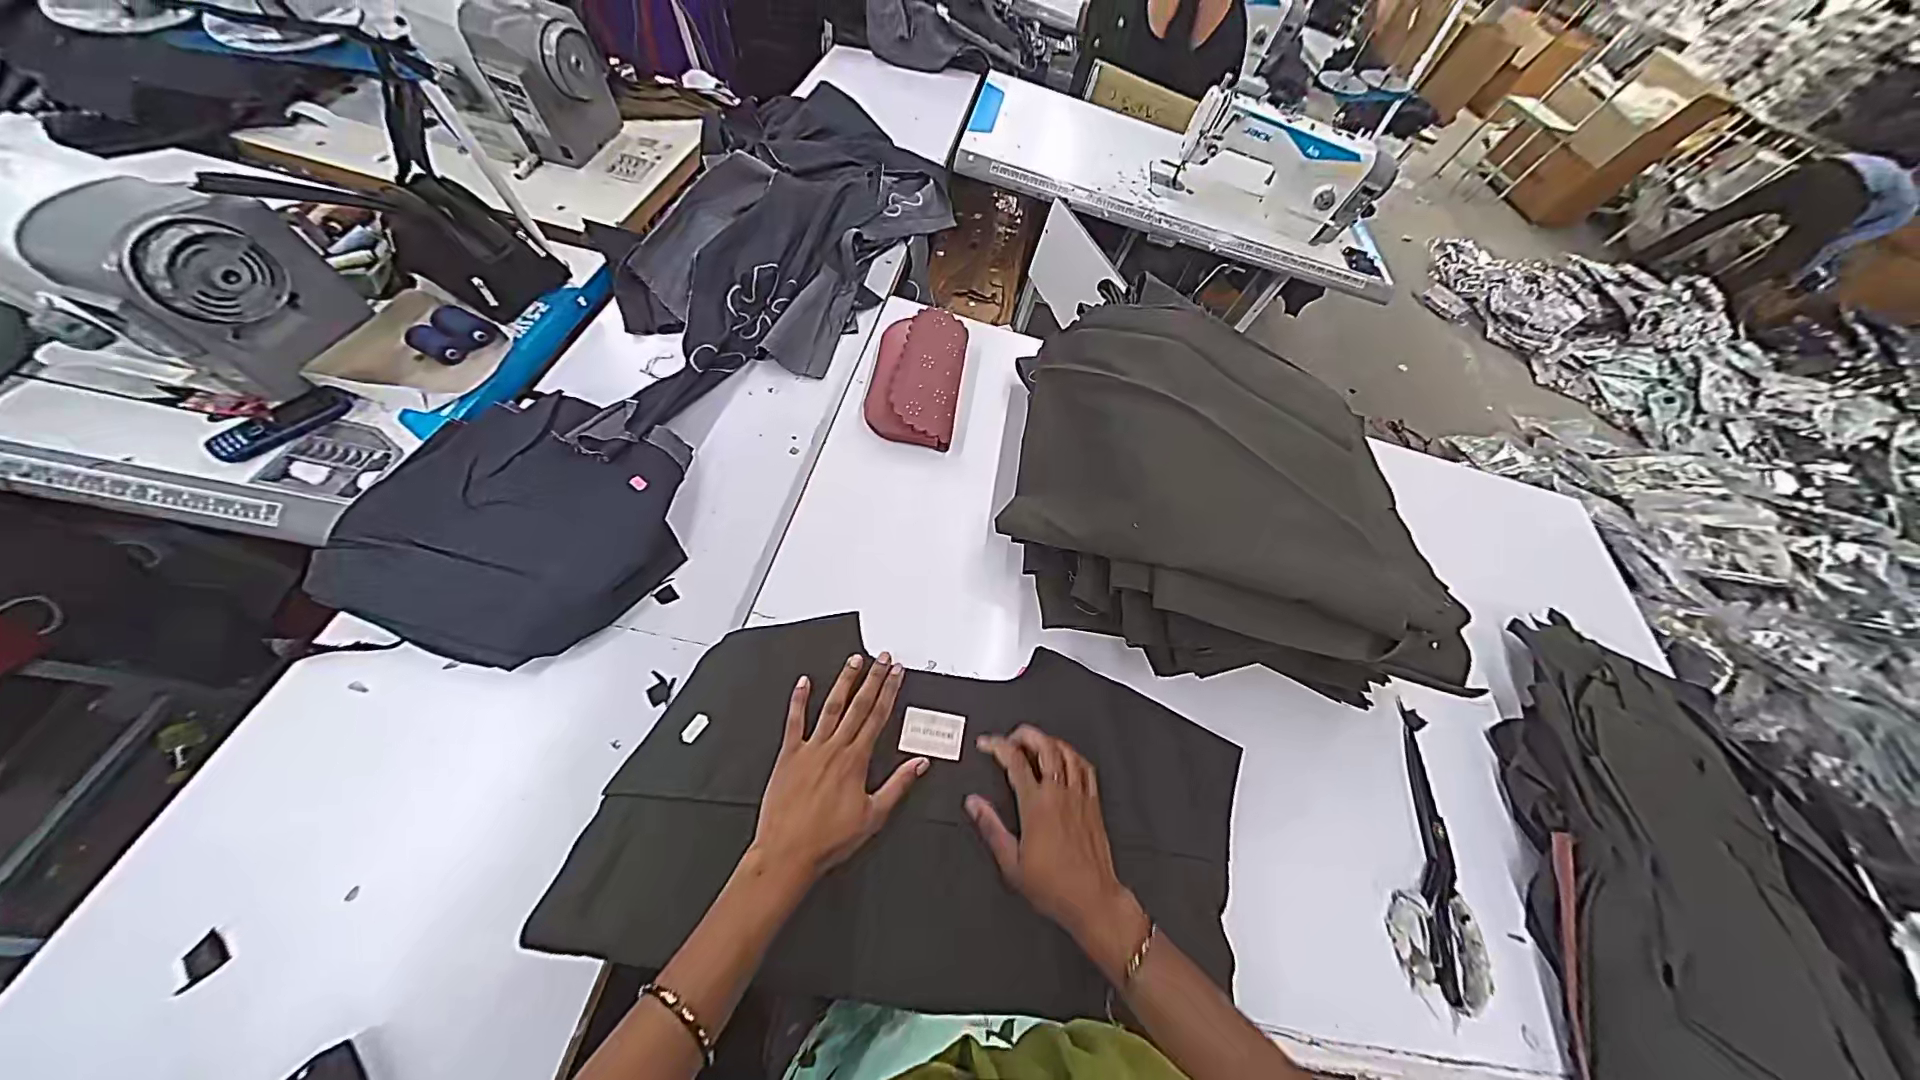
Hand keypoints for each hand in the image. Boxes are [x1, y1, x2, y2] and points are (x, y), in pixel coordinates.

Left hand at [750, 653, 926, 884]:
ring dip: (844, 681)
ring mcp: (810, 749)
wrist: (787, 853)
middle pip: (858, 705)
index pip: (877, 716)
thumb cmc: (828, 839)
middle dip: (872, 678)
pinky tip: (804, 683)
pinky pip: (794, 721)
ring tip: (854, 661)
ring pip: (830, 706)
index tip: (896, 674)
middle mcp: (833, 749)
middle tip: (881, 658)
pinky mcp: (788, 756)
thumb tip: (919, 764)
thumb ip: (898, 785)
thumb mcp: (874, 816)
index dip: (888, 691)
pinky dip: (799, 700)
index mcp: (855, 761)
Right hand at [967, 725, 1150, 983]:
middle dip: (1025, 734)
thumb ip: (991, 827)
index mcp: (1036, 805)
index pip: (1014, 760)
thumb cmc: (1054, 886)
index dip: (997, 745)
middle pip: (1044, 745)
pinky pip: (1086, 768)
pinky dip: (1073, 755)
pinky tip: (1066, 758)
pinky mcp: (1093, 804)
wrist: (1092, 899)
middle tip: (1011, 737)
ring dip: (1048, 740)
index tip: (987, 744)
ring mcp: (1079, 796)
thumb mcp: (1011, 862)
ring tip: (1035, 742)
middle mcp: (1059, 794)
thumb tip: (974, 804)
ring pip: (1066, 752)